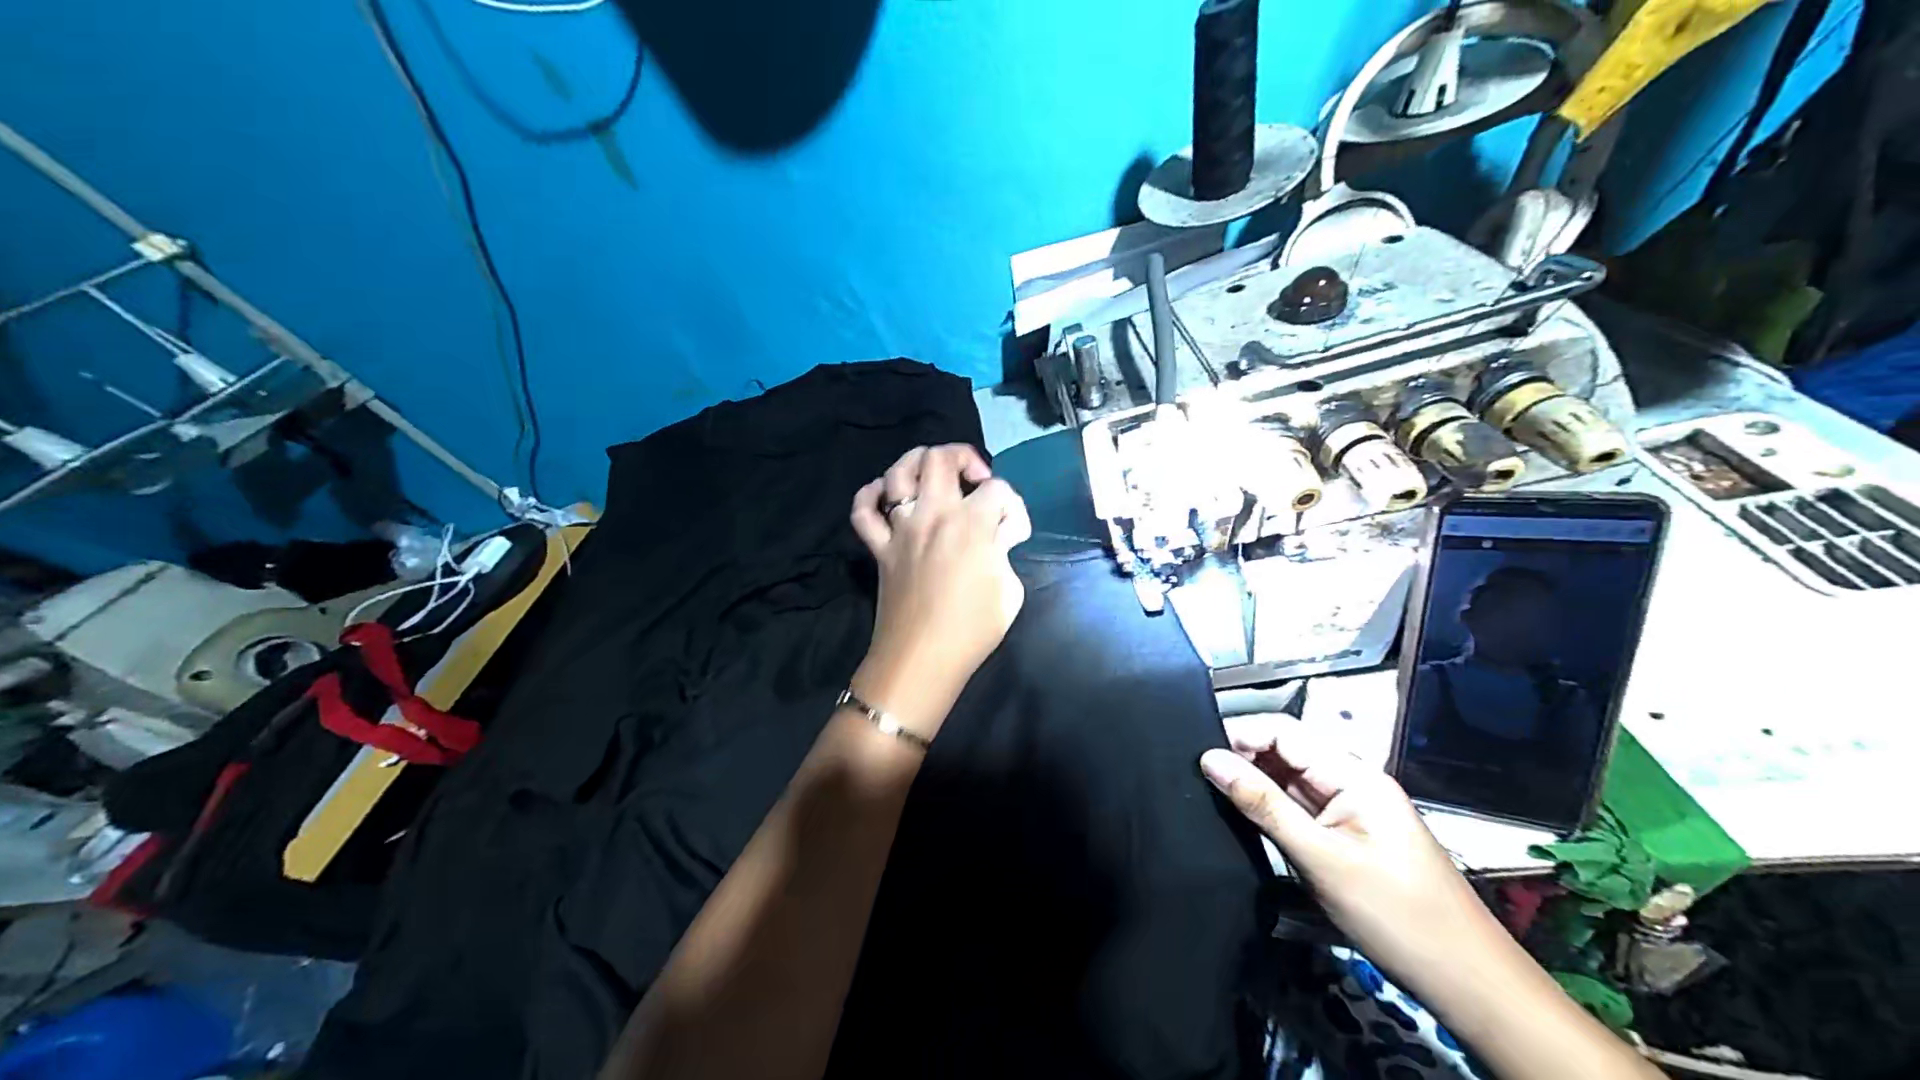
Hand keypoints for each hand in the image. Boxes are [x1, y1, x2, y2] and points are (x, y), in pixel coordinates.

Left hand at [848, 445, 1031, 734]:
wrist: (922, 660)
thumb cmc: (973, 630)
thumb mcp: (1011, 591)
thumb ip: (1004, 552)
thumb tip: (996, 537)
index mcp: (972, 523)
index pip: (998, 489)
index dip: (1013, 507)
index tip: (1013, 535)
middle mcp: (933, 514)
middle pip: (942, 457)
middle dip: (965, 457)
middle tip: (975, 481)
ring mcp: (900, 528)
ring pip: (898, 472)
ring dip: (918, 461)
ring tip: (933, 474)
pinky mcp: (878, 547)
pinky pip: (863, 511)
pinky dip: (870, 495)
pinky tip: (885, 495)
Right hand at [1200, 715, 1508, 997]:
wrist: (1468, 981)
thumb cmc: (1399, 916)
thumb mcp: (1321, 858)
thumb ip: (1262, 805)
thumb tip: (1210, 760)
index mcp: (1353, 774)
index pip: (1282, 731)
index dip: (1238, 736)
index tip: (1198, 758)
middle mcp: (1350, 782)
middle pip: (1283, 752)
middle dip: (1241, 759)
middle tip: (1198, 781)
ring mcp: (1348, 810)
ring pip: (1287, 781)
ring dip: (1253, 786)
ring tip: (1212, 798)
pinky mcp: (1344, 836)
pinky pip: (1297, 808)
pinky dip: (1270, 810)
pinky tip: (1244, 820)